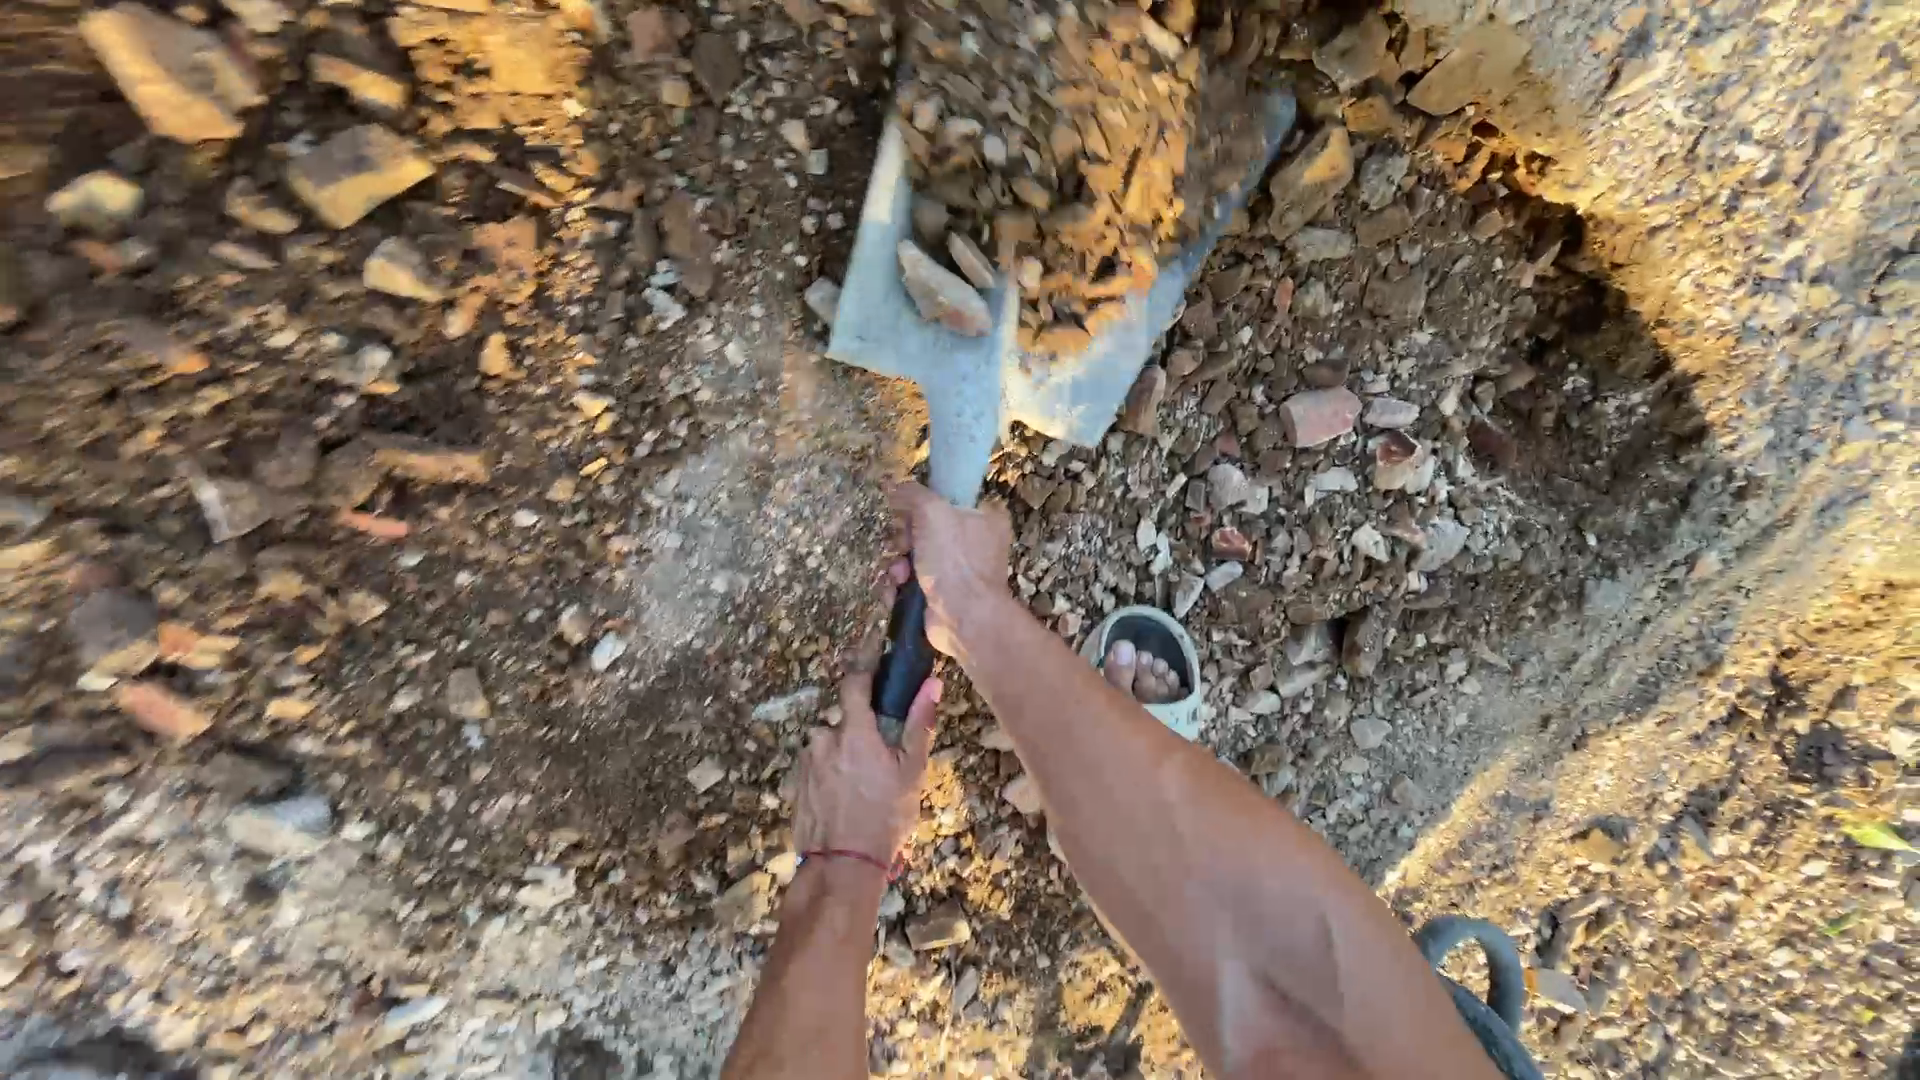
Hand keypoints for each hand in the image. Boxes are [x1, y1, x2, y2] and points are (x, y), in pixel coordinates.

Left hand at [791, 586, 942, 865]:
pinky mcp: (793, 786)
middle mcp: (823, 739)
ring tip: (861, 786)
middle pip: (842, 720)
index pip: (854, 682)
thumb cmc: (884, 817)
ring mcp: (805, 763)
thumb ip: (919, 724)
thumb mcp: (911, 771)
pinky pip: (814, 768)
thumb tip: (932, 683)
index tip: (876, 664)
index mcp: (853, 730)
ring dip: (841, 755)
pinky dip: (828, 775)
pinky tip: (843, 800)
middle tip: (878, 757)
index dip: (865, 669)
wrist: (841, 867)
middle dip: (857, 730)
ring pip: (827, 746)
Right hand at [887, 482, 1012, 656]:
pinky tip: (897, 589)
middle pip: (928, 528)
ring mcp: (961, 571)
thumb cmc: (954, 560)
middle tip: (901, 545)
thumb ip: (913, 493)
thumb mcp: (932, 512)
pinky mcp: (945, 594)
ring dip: (900, 563)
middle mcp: (977, 542)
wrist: (964, 618)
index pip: (950, 498)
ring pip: (918, 555)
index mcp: (986, 517)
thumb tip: (895, 486)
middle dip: (906, 538)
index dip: (925, 503)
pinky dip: (902, 584)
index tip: (907, 512)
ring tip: (899, 574)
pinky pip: (916, 580)